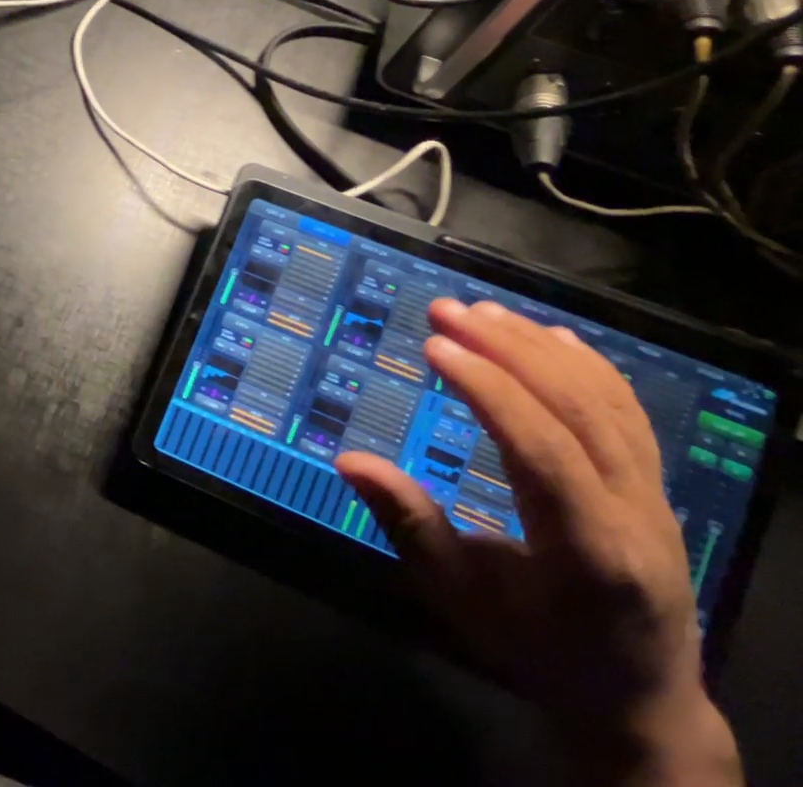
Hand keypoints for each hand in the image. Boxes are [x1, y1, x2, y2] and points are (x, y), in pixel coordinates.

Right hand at [336, 300, 740, 784]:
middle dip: (509, 350)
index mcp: (586, 549)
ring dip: (542, 348)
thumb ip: (409, 525)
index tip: (434, 346)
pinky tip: (551, 337)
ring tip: (482, 311)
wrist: (635, 694)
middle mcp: (634, 513)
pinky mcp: (655, 487)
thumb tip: (349, 460)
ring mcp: (654, 497)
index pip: (541, 450)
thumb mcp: (457, 597)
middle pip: (579, 410)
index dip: (488, 391)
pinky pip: (628, 413)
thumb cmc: (531, 648)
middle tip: (446, 310)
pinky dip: (588, 366)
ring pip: (608, 403)